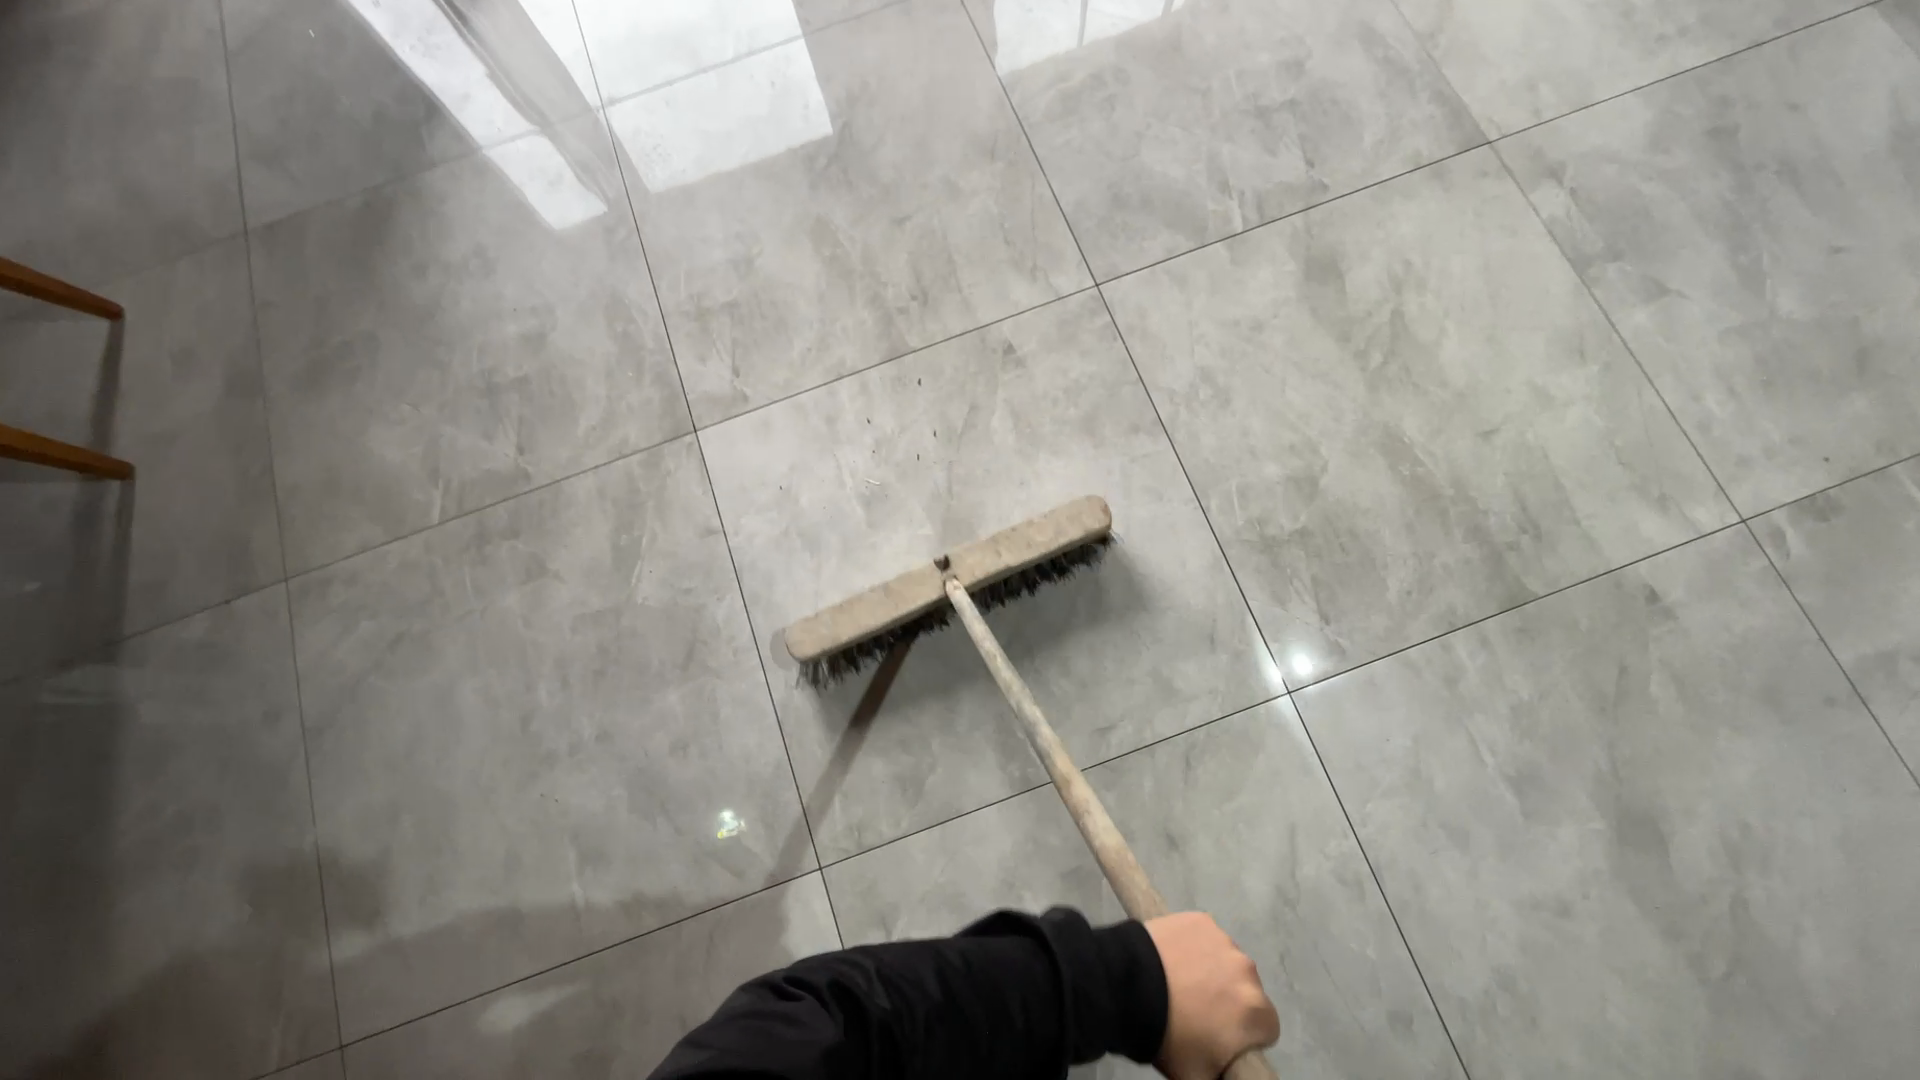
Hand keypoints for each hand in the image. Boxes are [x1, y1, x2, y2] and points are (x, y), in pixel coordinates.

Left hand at [1143, 912, 1279, 1079]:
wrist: (1126, 987)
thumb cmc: (1169, 1037)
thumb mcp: (1201, 1077)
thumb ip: (1226, 1075)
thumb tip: (1228, 1069)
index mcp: (1257, 1011)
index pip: (1266, 1027)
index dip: (1245, 1035)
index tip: (1221, 1036)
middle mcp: (1248, 970)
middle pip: (1247, 990)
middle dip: (1229, 1000)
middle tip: (1196, 1009)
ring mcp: (1223, 939)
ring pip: (1225, 961)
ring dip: (1212, 970)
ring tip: (1179, 981)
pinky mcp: (1200, 919)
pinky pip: (1204, 937)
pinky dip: (1193, 946)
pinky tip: (1171, 957)